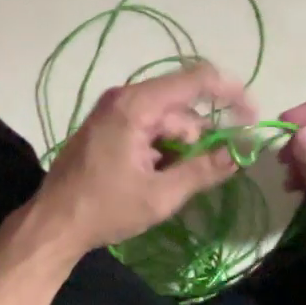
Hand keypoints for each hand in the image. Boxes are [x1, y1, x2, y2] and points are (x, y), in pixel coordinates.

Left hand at [34, 64, 248, 252]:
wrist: (53, 225)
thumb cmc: (104, 210)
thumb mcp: (160, 196)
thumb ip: (202, 172)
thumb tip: (239, 155)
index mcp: (137, 105)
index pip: (197, 80)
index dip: (231, 95)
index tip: (252, 117)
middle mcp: (123, 98)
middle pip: (180, 107)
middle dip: (197, 138)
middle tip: (204, 174)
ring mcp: (111, 112)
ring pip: (163, 121)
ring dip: (176, 150)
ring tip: (168, 186)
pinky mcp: (104, 129)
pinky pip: (144, 130)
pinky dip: (158, 152)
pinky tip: (153, 181)